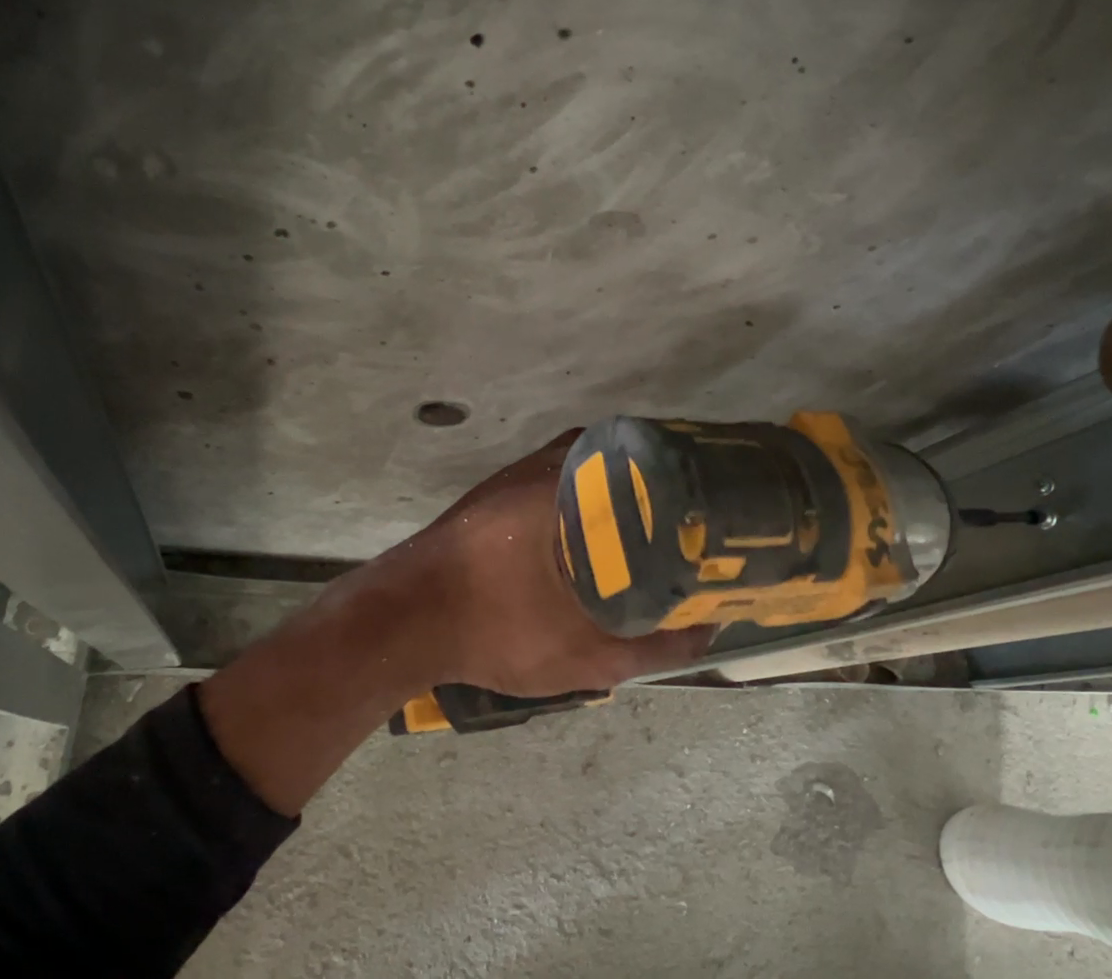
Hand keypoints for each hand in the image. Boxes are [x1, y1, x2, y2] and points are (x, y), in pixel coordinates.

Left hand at [347, 430, 713, 695]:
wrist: (401, 624)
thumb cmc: (496, 630)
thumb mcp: (586, 654)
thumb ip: (654, 644)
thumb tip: (708, 627)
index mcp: (573, 485)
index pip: (652, 456)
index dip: (687, 475)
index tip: (710, 499)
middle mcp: (543, 464)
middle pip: (619, 459)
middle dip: (653, 485)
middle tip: (680, 521)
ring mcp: (511, 476)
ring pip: (581, 471)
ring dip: (611, 493)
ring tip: (642, 531)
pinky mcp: (487, 496)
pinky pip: (548, 485)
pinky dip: (576, 503)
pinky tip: (582, 541)